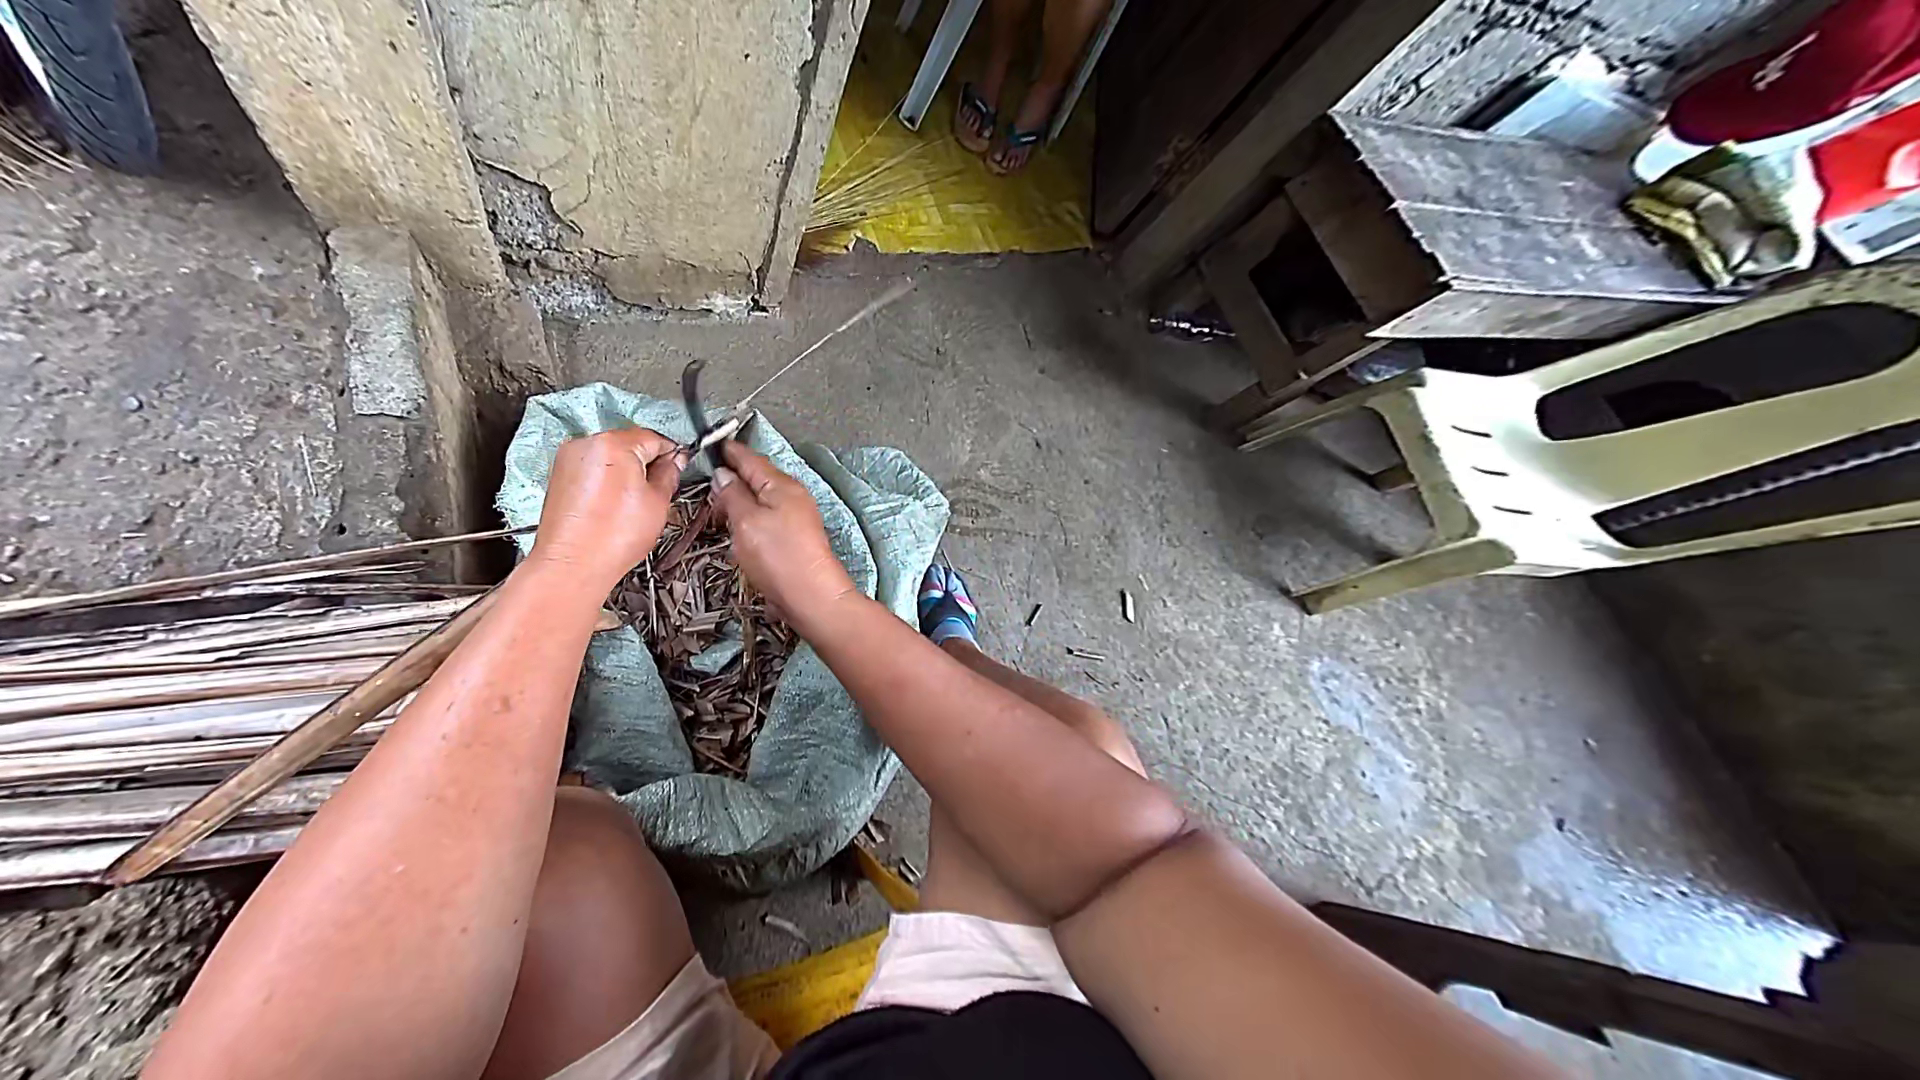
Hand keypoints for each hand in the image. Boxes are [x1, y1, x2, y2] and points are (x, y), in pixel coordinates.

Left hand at [529, 427, 682, 589]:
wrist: (573, 564)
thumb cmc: (611, 538)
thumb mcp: (659, 502)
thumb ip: (670, 473)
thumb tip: (674, 462)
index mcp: (614, 445)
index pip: (654, 438)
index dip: (672, 453)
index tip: (679, 466)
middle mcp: (586, 444)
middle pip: (630, 442)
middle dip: (648, 461)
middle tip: (660, 488)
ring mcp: (569, 459)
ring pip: (611, 455)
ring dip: (627, 470)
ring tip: (635, 501)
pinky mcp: (560, 475)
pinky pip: (594, 468)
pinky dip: (608, 479)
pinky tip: (616, 504)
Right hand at [709, 440, 859, 632]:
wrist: (812, 596)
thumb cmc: (780, 558)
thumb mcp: (746, 521)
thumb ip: (733, 495)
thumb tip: (723, 475)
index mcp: (781, 485)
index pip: (751, 459)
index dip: (730, 451)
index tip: (713, 443)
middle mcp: (793, 497)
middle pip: (758, 478)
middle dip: (734, 477)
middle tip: (710, 481)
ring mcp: (797, 517)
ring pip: (762, 499)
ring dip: (741, 501)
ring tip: (720, 506)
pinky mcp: (795, 538)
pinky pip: (767, 519)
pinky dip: (751, 519)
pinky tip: (740, 530)